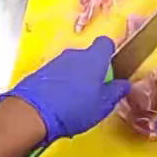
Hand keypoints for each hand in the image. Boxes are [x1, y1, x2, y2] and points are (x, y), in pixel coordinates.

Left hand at [0, 37, 131, 144]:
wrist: (33, 113)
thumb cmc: (74, 107)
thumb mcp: (103, 105)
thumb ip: (115, 92)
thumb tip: (123, 84)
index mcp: (93, 58)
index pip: (105, 43)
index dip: (109, 53)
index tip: (111, 67)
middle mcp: (73, 55)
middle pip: (86, 56)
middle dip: (90, 71)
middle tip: (93, 91)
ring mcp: (54, 62)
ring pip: (70, 66)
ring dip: (73, 79)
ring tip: (74, 102)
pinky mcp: (38, 73)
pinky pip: (54, 76)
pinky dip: (58, 85)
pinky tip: (58, 104)